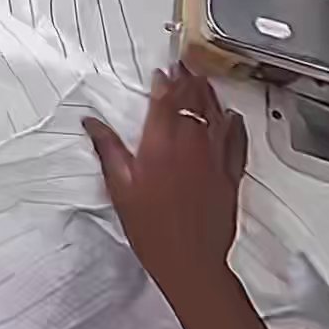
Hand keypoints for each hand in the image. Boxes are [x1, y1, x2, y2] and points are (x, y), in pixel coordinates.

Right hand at [84, 63, 245, 292]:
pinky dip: (234, 123)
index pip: (165, 100)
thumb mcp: (120, 187)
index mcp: (161, 143)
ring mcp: (215, 156)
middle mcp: (191, 143)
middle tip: (185, 66)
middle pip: (193, 100)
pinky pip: (237, 138)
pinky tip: (232, 115)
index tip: (162, 73)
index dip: (165, 82)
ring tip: (203, 80)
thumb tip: (91, 122)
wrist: (190, 262)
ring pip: (215, 113)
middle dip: (188, 80)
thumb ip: (107, 149)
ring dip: (209, 93)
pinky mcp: (231, 172)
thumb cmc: (151, 227)